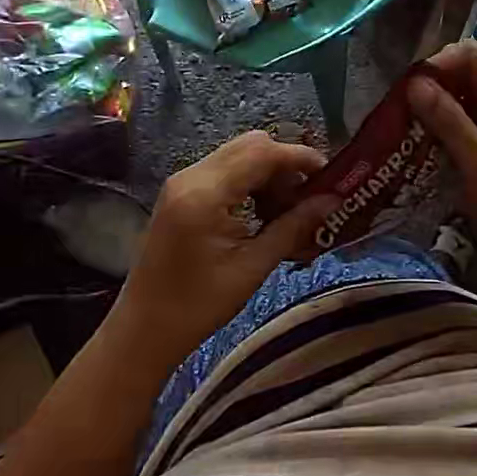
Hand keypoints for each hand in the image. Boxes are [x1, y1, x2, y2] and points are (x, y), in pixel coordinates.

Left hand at [110, 130, 337, 364]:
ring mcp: (183, 182)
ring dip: (269, 174)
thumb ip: (293, 227)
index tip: (332, 175)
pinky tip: (263, 214)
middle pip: (251, 146)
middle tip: (310, 197)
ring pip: (239, 155)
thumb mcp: (253, 267)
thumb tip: (332, 200)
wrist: (144, 329)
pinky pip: (225, 171)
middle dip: (286, 165)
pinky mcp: (182, 193)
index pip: (262, 153)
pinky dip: (250, 183)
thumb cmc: (198, 306)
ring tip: (288, 212)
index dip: (301, 157)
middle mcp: (191, 176)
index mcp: (205, 194)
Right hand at [407, 40, 476, 240]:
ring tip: (404, 121)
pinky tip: (418, 136)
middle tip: (401, 106)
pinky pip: (457, 113)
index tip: (410, 88)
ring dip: (430, 103)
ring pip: (456, 91)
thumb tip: (413, 84)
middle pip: (461, 69)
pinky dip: (437, 120)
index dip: (438, 63)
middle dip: (430, 84)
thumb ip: (448, 119)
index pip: (470, 54)